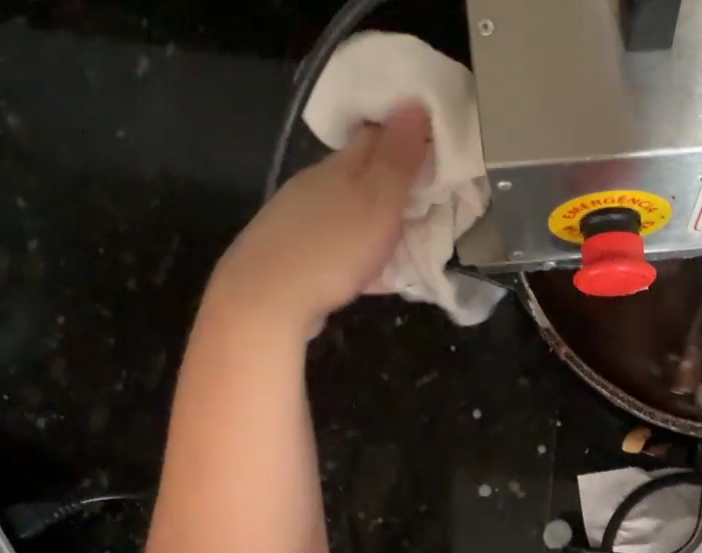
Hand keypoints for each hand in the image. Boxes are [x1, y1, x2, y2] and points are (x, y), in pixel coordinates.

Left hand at [206, 105, 431, 336]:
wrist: (266, 300)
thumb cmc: (331, 249)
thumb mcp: (377, 202)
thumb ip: (398, 159)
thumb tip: (414, 103)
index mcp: (337, 168)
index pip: (374, 137)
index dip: (405, 138)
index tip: (435, 152)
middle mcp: (313, 186)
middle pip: (359, 175)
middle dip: (392, 184)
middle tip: (427, 200)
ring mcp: (298, 222)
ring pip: (346, 212)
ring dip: (375, 221)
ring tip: (404, 240)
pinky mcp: (293, 257)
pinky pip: (337, 248)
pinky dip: (359, 254)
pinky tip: (371, 275)